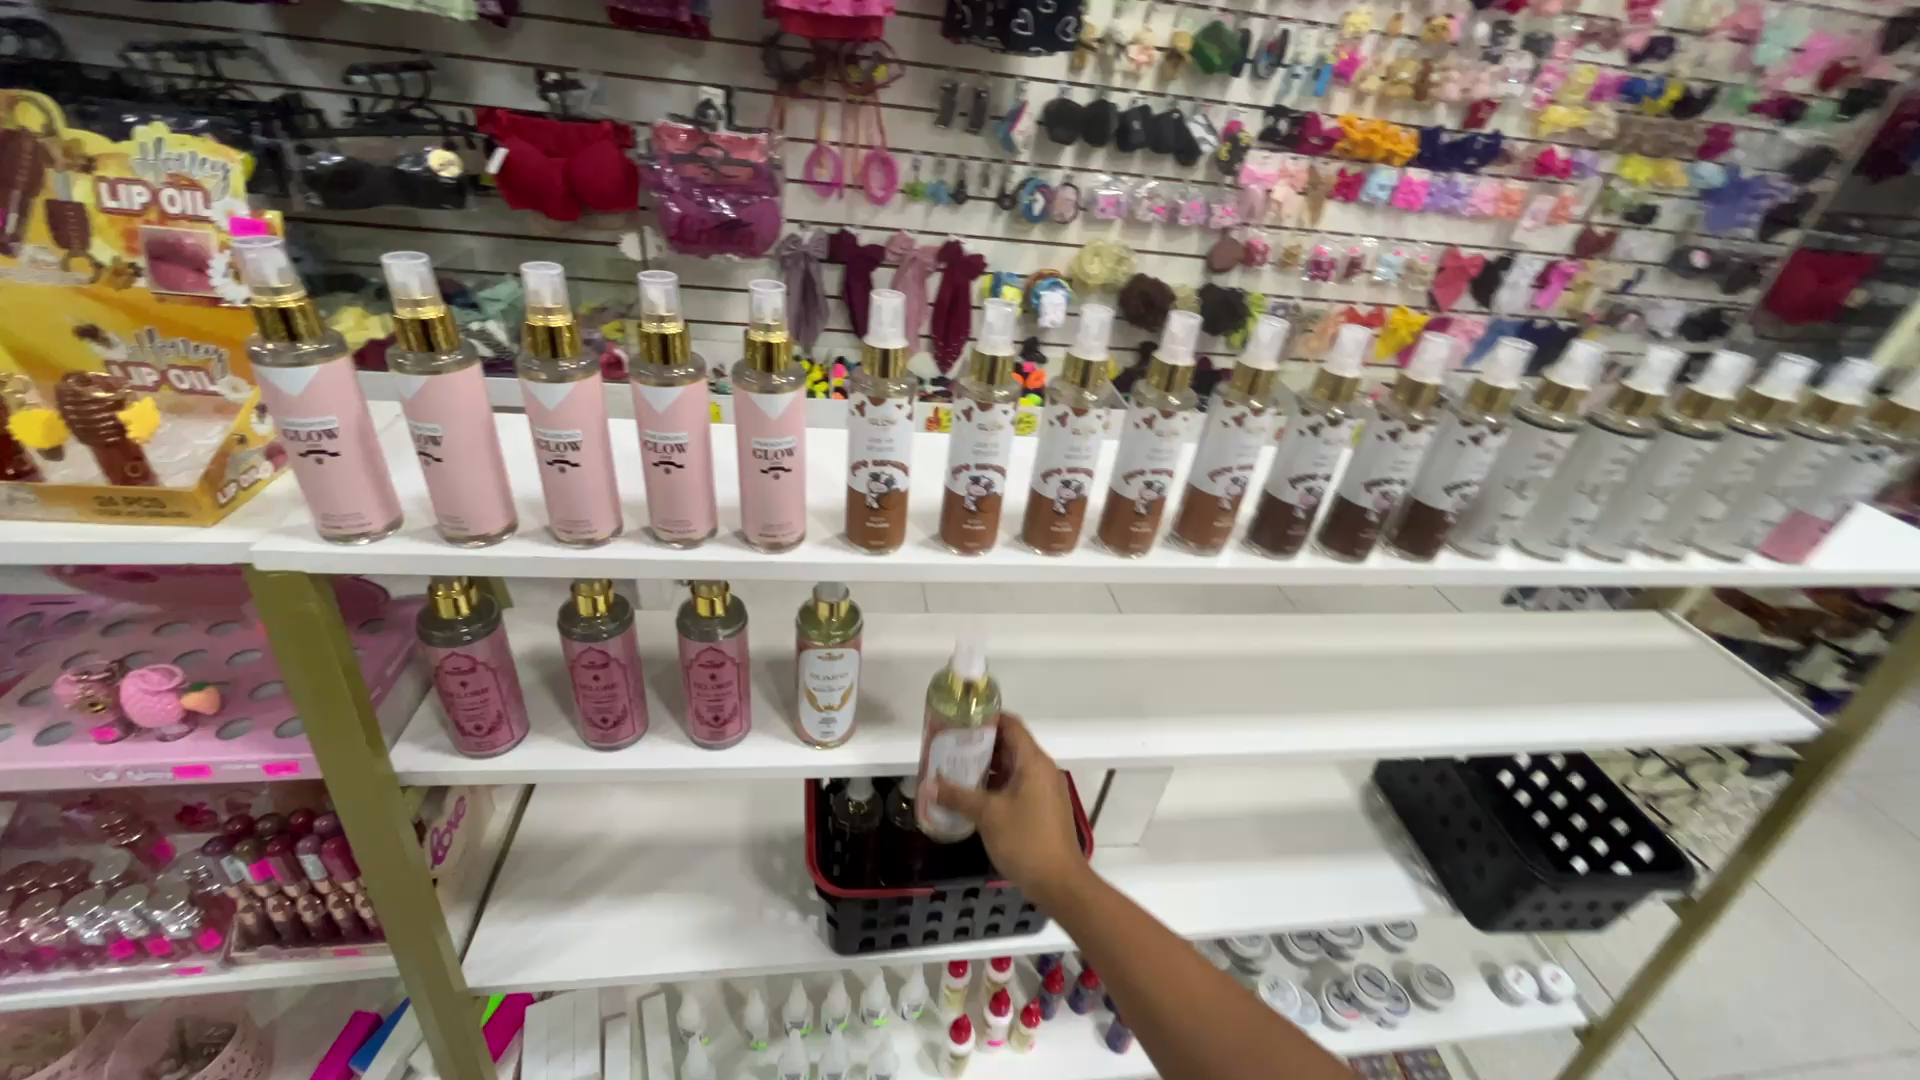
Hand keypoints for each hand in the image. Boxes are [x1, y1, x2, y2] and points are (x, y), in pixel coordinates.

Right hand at [929, 713, 1089, 908]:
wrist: (1060, 883)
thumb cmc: (1025, 840)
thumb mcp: (987, 815)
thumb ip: (957, 796)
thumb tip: (930, 784)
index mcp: (1033, 761)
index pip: (1011, 725)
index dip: (986, 718)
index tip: (959, 720)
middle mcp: (1041, 769)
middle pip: (1009, 745)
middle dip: (980, 745)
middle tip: (949, 746)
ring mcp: (1044, 790)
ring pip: (1012, 768)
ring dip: (986, 768)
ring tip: (954, 769)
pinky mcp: (1042, 808)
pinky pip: (1016, 786)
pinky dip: (995, 786)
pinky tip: (972, 796)